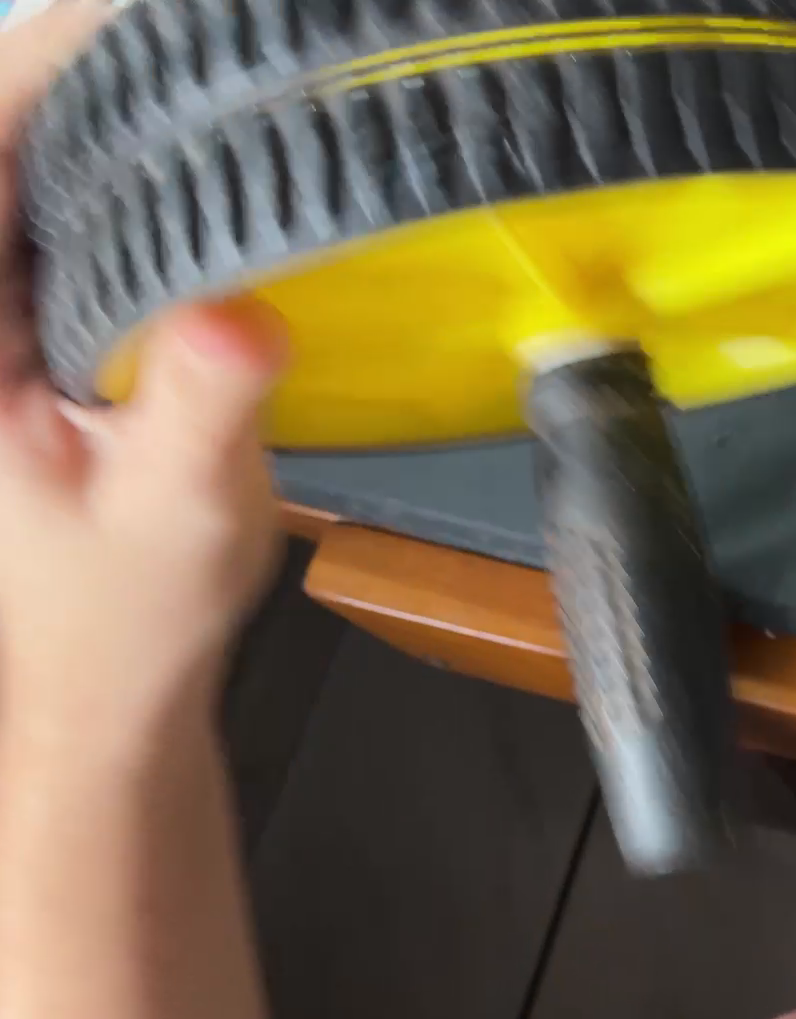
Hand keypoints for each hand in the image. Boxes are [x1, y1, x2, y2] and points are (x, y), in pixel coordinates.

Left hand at [0, 2, 288, 728]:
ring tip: (225, 90)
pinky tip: (217, 182)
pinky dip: (144, 189)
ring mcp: (0, 314)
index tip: (140, 23)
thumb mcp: (180, 504)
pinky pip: (82, 228)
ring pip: (37, 179)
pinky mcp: (49, 331)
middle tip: (215, 48)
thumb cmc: (135, 593)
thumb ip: (199, 407)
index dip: (38, 70)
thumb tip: (243, 310)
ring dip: (120, 126)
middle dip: (88, 79)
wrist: (115, 652)